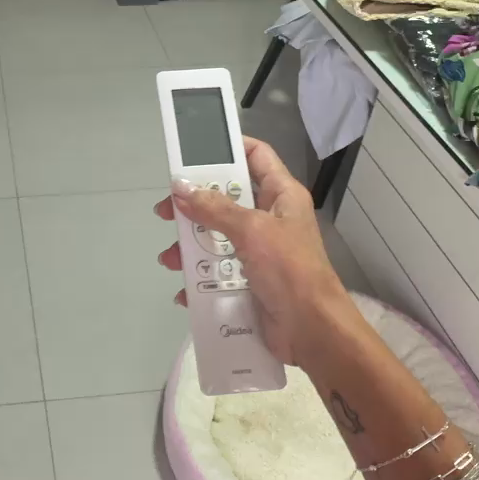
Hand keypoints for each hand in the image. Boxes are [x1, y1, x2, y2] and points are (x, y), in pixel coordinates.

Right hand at [154, 137, 353, 366]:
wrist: (312, 333)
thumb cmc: (289, 270)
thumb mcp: (251, 231)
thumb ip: (214, 208)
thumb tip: (180, 187)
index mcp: (281, 196)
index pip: (256, 155)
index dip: (229, 146)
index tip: (195, 149)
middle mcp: (270, 218)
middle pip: (226, 198)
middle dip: (194, 204)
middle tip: (166, 210)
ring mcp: (260, 250)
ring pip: (216, 236)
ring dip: (190, 246)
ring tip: (169, 259)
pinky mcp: (250, 279)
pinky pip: (218, 271)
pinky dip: (199, 278)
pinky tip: (184, 290)